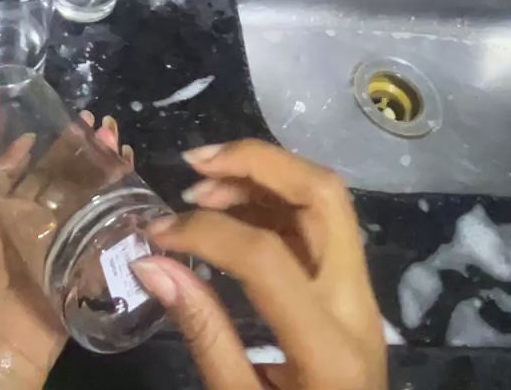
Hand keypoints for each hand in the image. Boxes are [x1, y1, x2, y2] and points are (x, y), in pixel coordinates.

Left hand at [0, 74, 129, 389]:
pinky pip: (100, 237)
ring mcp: (52, 248)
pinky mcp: (77, 273)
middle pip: (56, 175)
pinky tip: (135, 188)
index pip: (18, 158)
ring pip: (81, 201)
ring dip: (102, 173)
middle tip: (107, 124)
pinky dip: (119, 212)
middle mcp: (21, 221)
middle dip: (80, 149)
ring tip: (122, 145)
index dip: (41, 134)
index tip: (72, 112)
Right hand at [130, 139, 386, 389]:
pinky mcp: (351, 287)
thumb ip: (202, 331)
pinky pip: (315, 221)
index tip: (155, 233)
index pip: (266, 256)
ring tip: (202, 186)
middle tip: (195, 164)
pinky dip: (269, 198)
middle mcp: (356, 303)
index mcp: (331, 348)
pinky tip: (229, 208)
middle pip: (322, 195)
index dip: (204, 231)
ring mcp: (360, 292)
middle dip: (255, 162)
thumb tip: (150, 262)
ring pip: (322, 197)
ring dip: (261, 175)